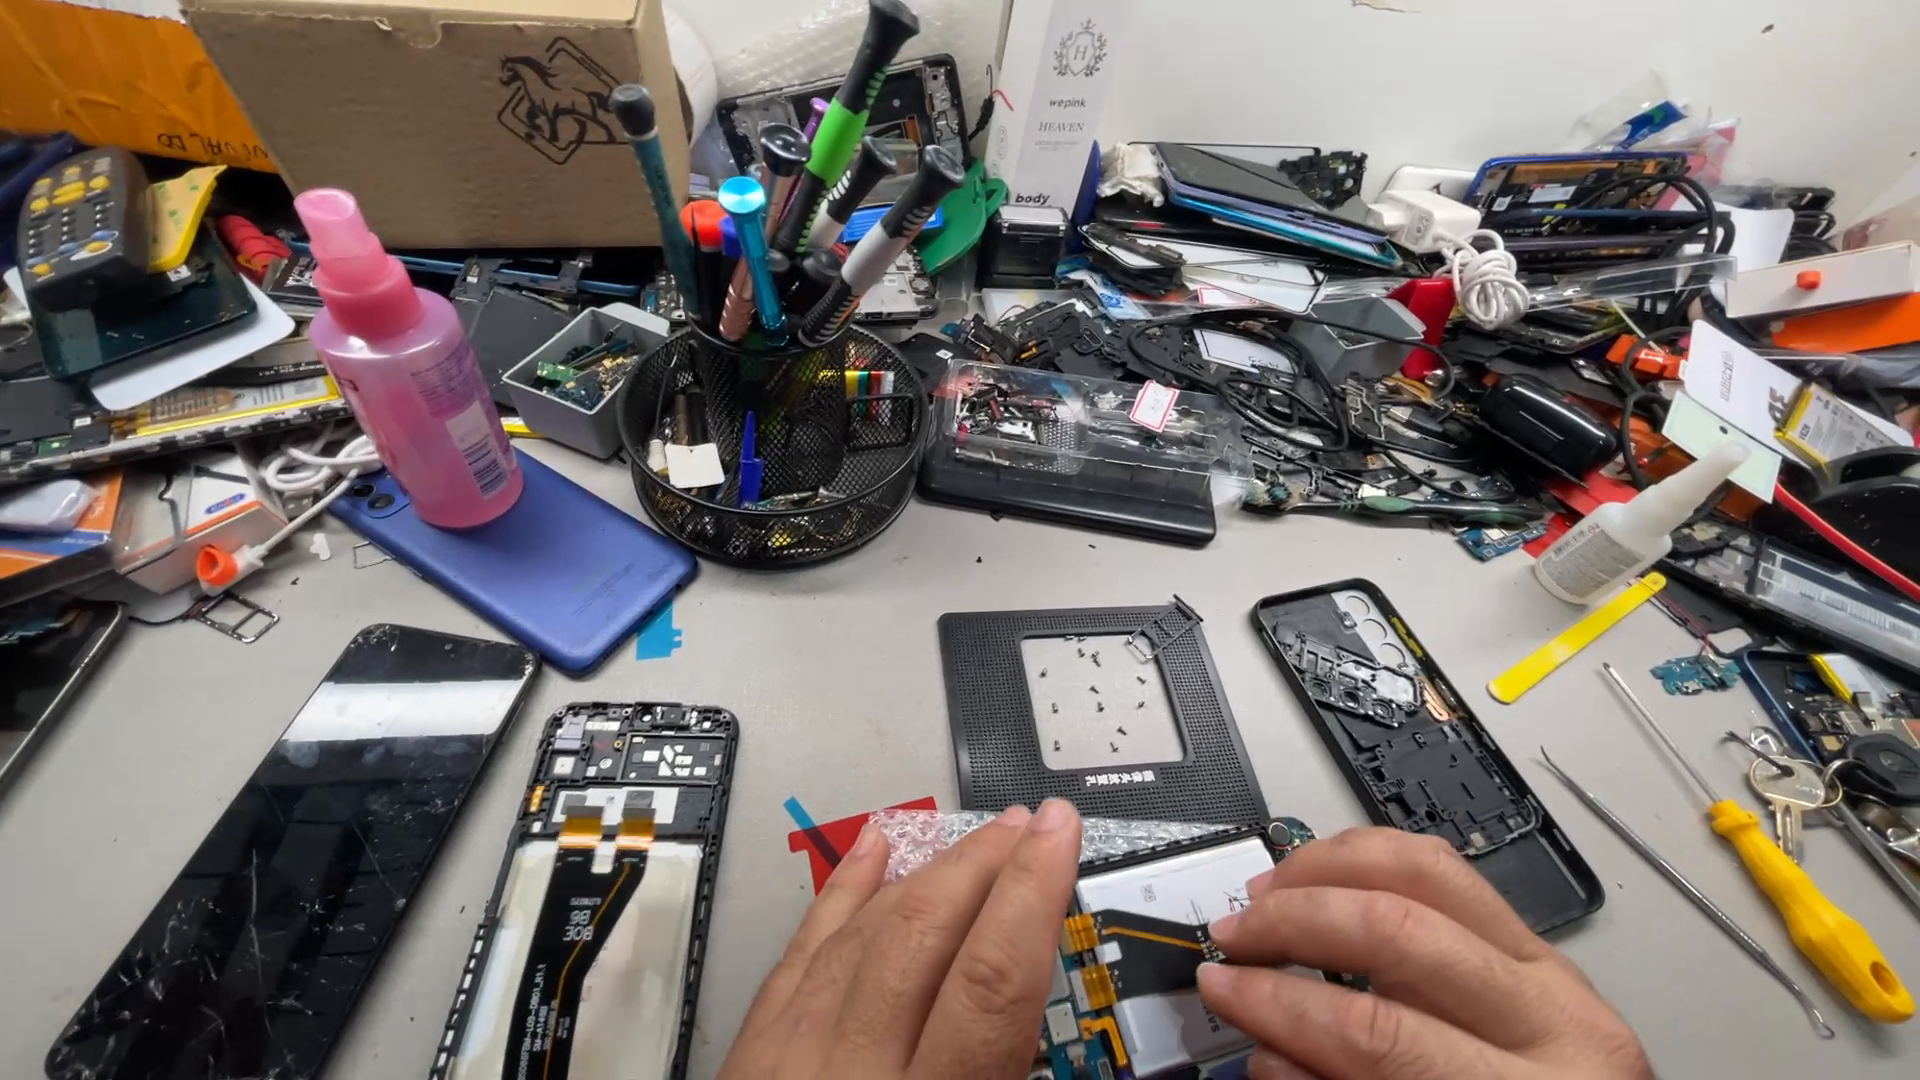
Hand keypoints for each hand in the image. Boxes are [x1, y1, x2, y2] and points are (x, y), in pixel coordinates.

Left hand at [720, 800, 1082, 1078]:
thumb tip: (1047, 1024)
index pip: (987, 982)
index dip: (1029, 893)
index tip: (1058, 833)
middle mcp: (848, 1075)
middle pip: (925, 936)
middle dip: (985, 865)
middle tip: (1027, 822)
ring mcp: (789, 1055)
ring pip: (868, 929)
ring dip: (930, 869)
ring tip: (978, 834)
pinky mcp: (753, 1048)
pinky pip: (805, 947)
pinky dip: (845, 889)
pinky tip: (873, 846)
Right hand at [1198, 827, 1650, 1079]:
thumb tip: (1260, 1045)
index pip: (1380, 1033)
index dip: (1281, 1005)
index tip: (1220, 985)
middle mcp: (1558, 1021)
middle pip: (1398, 929)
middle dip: (1292, 922)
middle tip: (1235, 934)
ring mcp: (1550, 967)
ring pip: (1421, 866)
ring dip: (1323, 867)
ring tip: (1266, 891)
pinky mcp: (1531, 940)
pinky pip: (1437, 864)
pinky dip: (1363, 854)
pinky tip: (1319, 874)